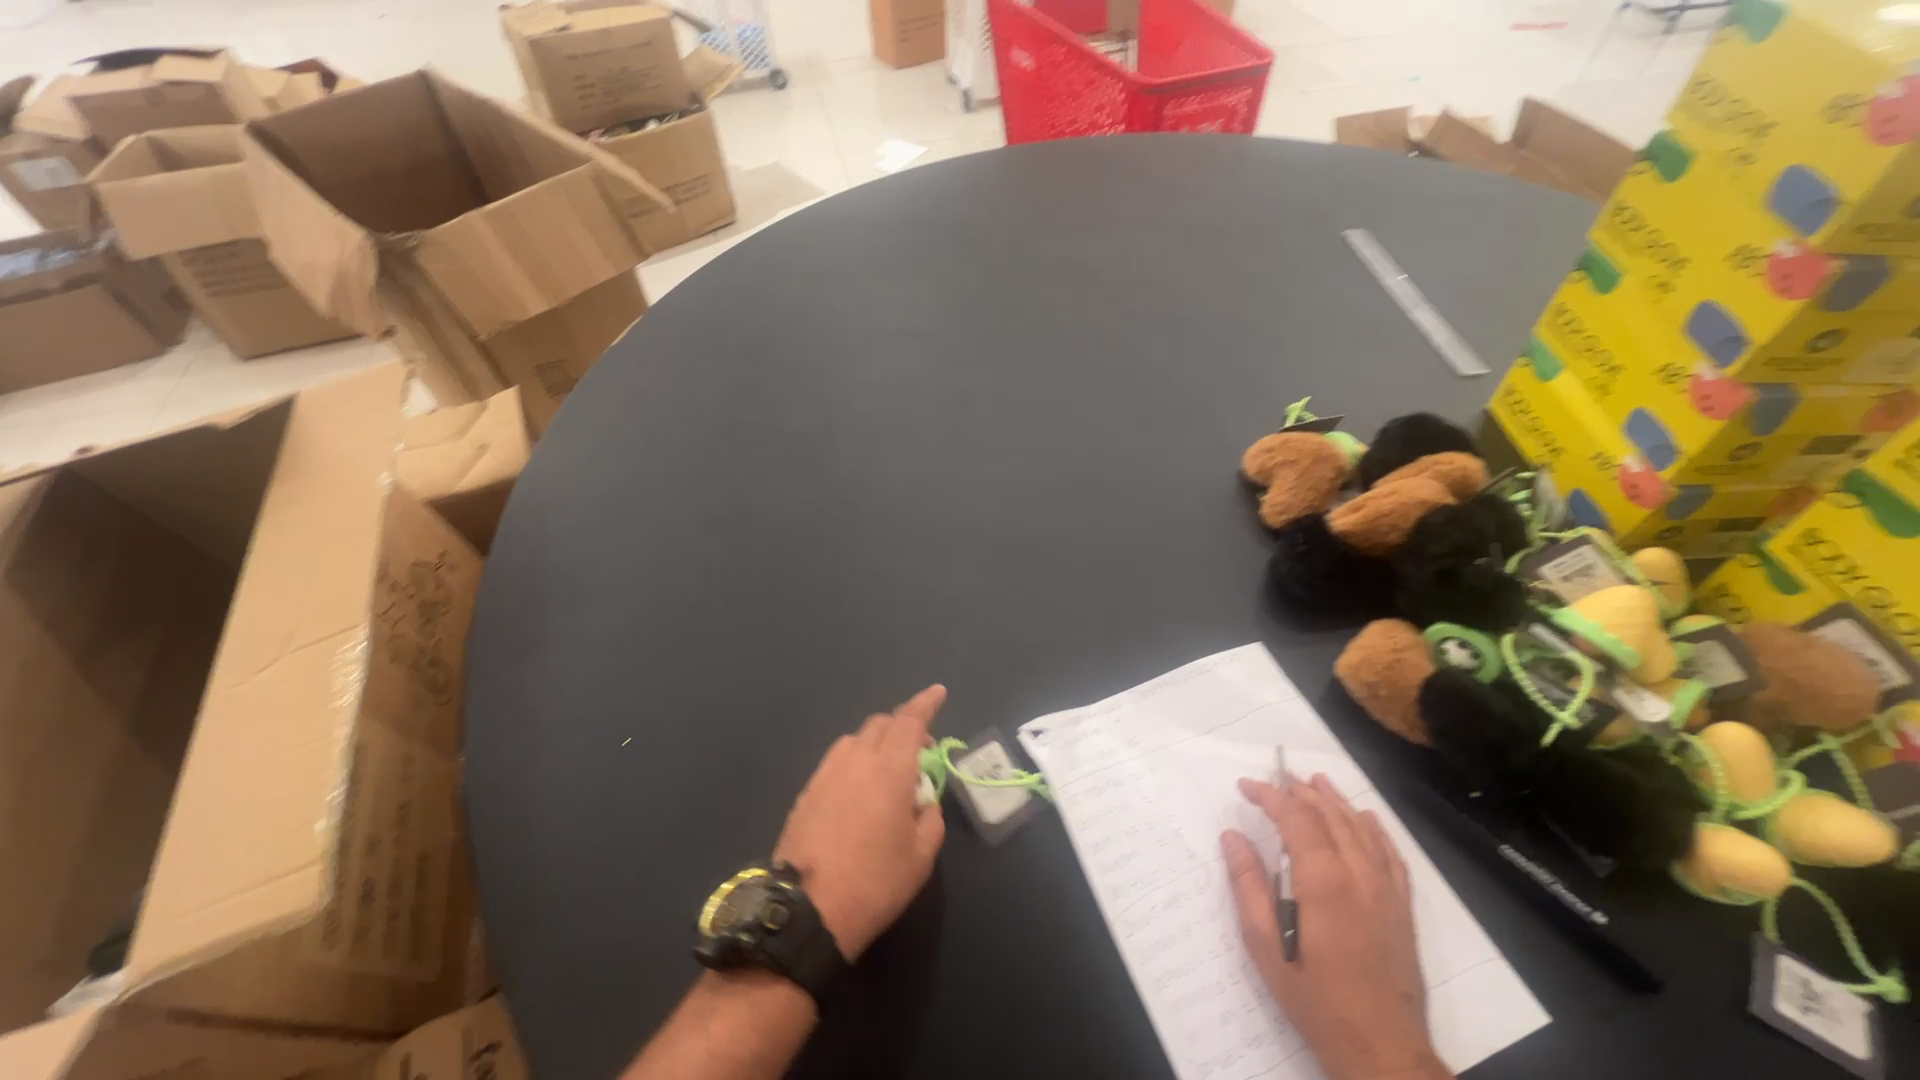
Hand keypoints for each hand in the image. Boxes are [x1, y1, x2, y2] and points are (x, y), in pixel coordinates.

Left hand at [774, 685, 947, 960]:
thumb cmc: (874, 884)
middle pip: (881, 724)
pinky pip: (836, 761)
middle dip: (903, 726)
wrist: (806, 911)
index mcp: (890, 771)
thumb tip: (924, 802)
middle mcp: (856, 762)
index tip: (938, 693)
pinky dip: (854, 761)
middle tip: (920, 750)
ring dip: (876, 743)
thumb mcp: (920, 857)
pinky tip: (858, 789)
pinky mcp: (806, 793)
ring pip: (855, 740)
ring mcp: (826, 775)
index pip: (910, 722)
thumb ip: (930, 819)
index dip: (926, 704)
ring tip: (888, 771)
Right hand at [1222, 774, 1446, 1079]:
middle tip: (1276, 776)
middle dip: (1301, 790)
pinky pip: (1391, 854)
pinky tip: (1365, 818)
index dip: (1270, 795)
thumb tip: (1232, 838)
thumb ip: (1248, 886)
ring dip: (1336, 800)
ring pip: (1361, 828)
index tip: (1246, 786)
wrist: (1381, 1045)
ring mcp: (1386, 890)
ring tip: (1315, 780)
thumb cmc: (1314, 997)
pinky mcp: (1403, 907)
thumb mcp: (1265, 945)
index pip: (1295, 818)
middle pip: (1330, 815)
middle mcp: (1359, 874)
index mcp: (1322, 881)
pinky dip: (1374, 828)